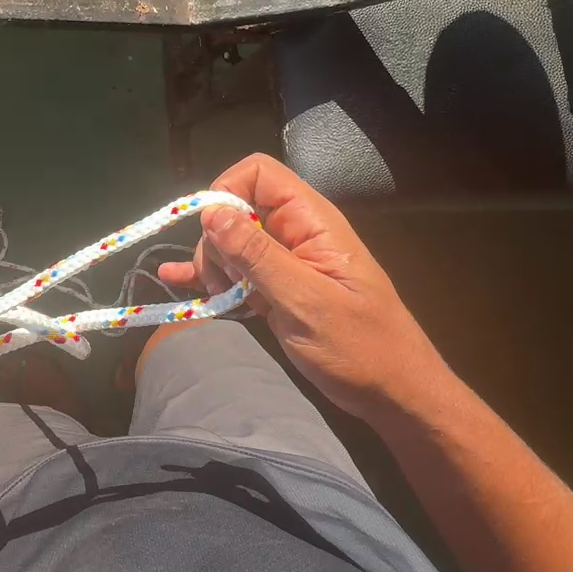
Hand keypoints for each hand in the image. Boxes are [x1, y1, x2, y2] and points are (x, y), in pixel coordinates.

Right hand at [158, 153, 458, 422]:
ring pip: (230, 240)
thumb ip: (258, 254)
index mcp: (312, 221)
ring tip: (222, 297)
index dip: (229, 191)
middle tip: (224, 281)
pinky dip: (208, 275)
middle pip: (237, 207)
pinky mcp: (276, 288)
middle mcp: (296, 232)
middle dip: (217, 239)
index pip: (259, 173)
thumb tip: (213, 212)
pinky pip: (234, 270)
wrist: (396, 398)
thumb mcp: (306, 301)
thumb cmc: (361, 348)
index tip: (214, 231)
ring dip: (214, 264)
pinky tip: (175, 280)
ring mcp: (285, 261)